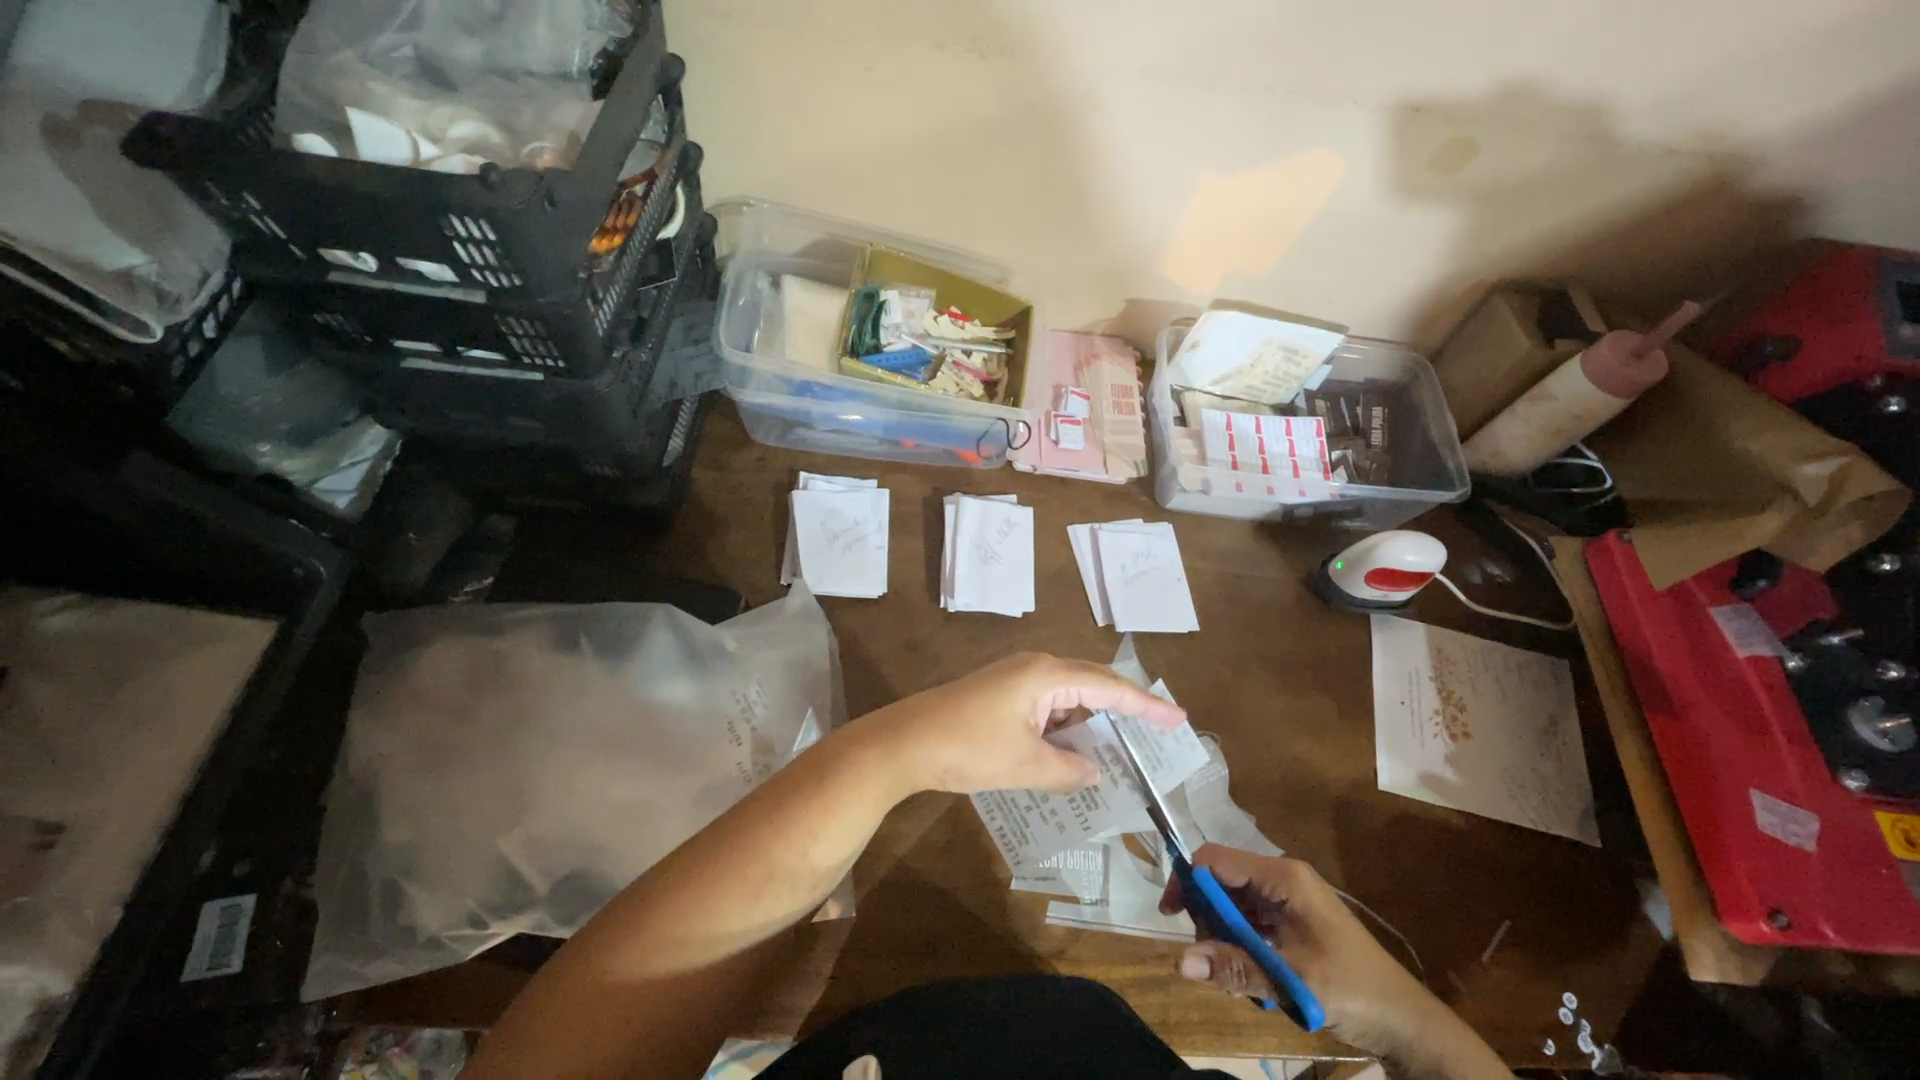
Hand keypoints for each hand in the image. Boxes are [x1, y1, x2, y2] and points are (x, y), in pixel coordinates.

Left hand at [855, 652, 1185, 795]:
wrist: (903, 742)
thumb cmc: (968, 748)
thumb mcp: (1025, 765)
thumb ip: (1068, 769)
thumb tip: (1092, 771)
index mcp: (1046, 675)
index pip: (1110, 687)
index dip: (1146, 705)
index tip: (1179, 718)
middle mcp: (1034, 668)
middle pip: (1091, 683)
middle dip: (1124, 708)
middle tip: (1157, 730)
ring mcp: (1014, 679)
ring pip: (1067, 696)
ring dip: (1090, 721)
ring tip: (1122, 747)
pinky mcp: (998, 695)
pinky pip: (1045, 706)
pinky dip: (1064, 727)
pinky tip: (1073, 752)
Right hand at [1159, 845, 1490, 1071]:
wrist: (1406, 1022)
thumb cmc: (1353, 989)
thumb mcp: (1291, 979)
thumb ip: (1235, 967)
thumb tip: (1179, 961)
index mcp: (1283, 877)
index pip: (1215, 860)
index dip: (1187, 880)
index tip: (1170, 916)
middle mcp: (1282, 879)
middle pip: (1221, 881)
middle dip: (1207, 916)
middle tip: (1212, 958)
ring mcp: (1288, 900)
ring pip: (1233, 905)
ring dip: (1225, 937)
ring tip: (1241, 974)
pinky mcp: (1292, 921)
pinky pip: (1249, 922)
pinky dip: (1242, 946)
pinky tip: (1255, 976)